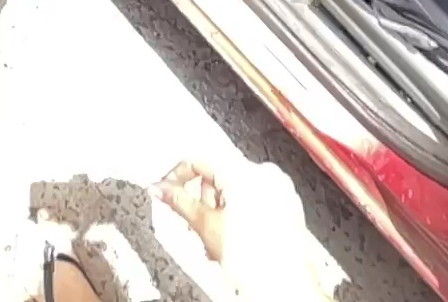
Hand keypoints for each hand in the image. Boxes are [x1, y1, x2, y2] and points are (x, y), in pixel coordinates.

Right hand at [151, 158, 331, 299]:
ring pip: (236, 186)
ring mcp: (280, 189)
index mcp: (244, 171)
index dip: (177, 175)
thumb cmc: (255, 265)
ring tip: (218, 237)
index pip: (199, 159)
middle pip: (218, 173)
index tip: (166, 190)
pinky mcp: (288, 206)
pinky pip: (254, 197)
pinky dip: (240, 211)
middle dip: (203, 198)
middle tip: (196, 223)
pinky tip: (236, 235)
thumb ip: (179, 202)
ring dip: (220, 207)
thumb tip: (159, 188)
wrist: (287, 293)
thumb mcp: (207, 228)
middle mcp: (265, 173)